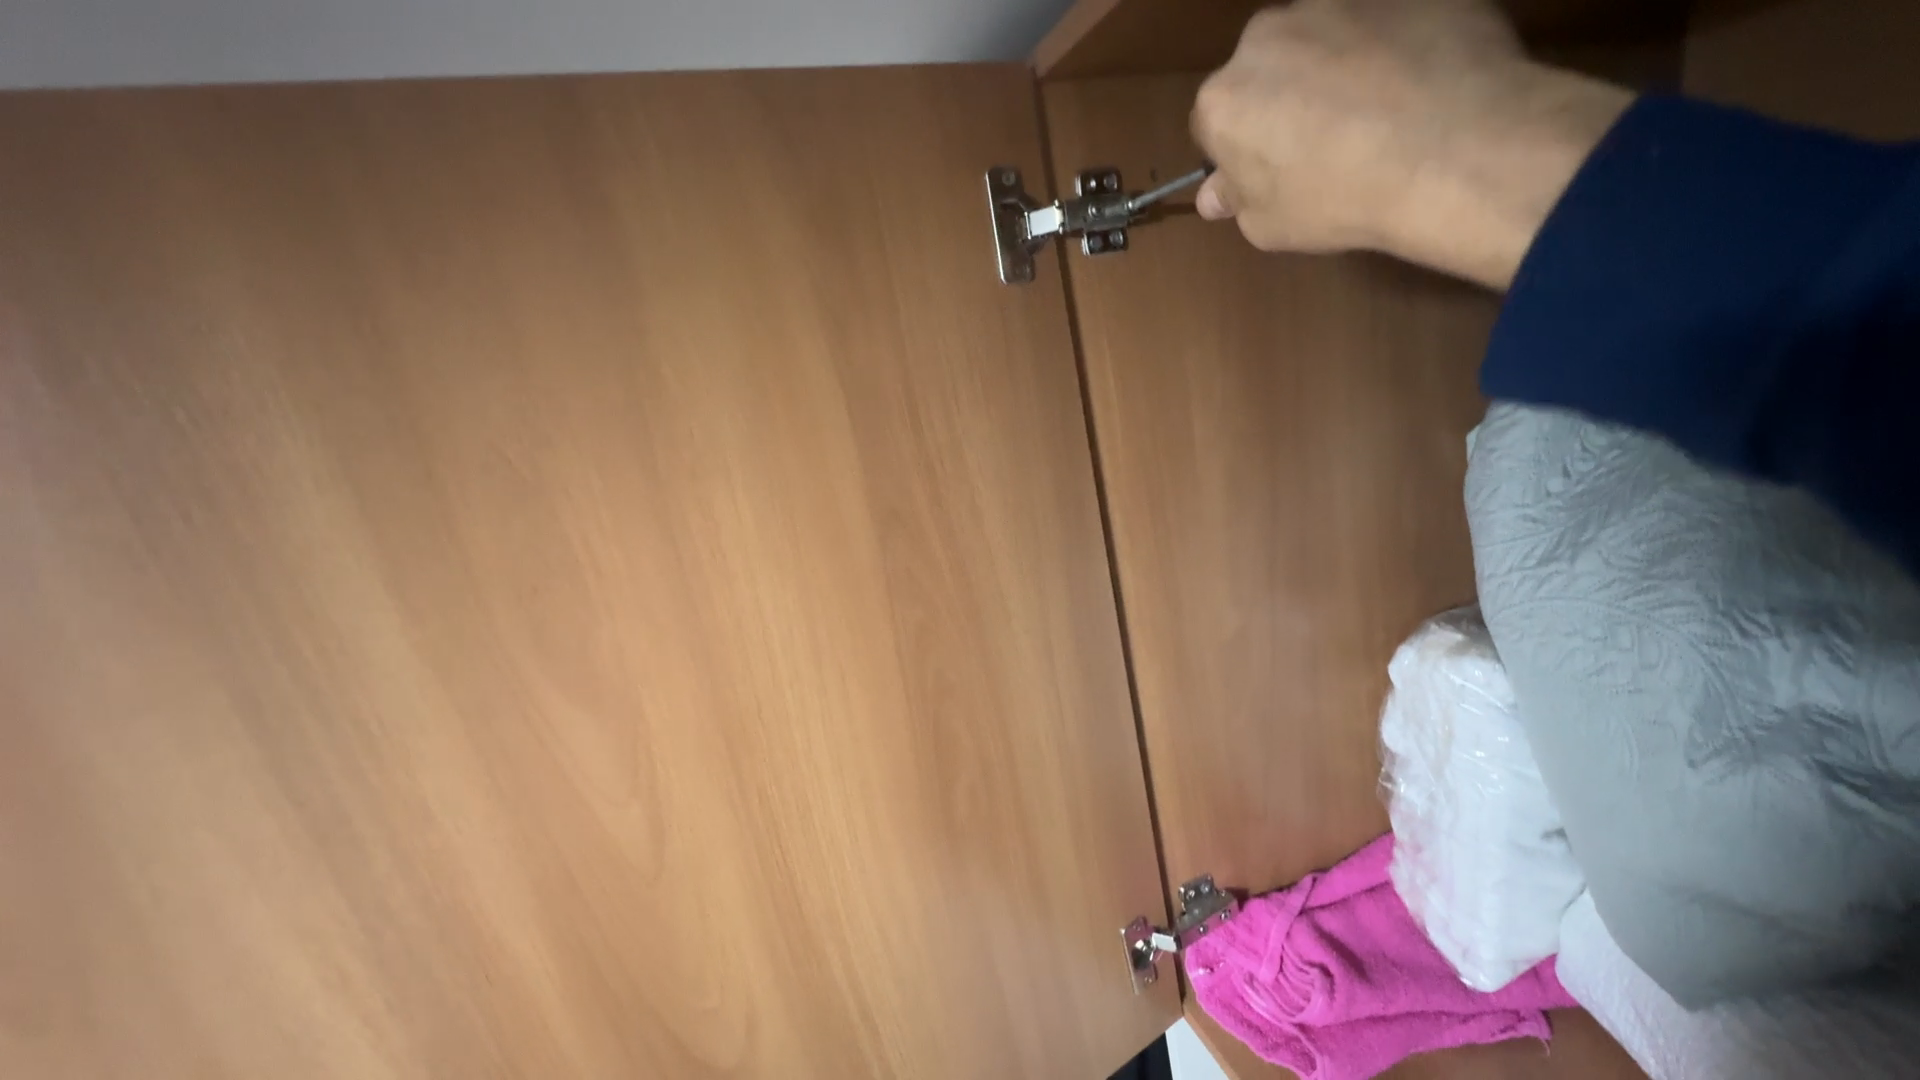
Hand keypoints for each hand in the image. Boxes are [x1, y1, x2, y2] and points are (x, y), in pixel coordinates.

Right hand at [1190, 0, 1632, 289]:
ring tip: (1380, 109)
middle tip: (1325, 139)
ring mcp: (1336, 1)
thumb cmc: (1339, 200)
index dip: (1242, 148)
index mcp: (1223, 99)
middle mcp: (1267, 36)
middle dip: (1285, 95)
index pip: (1215, 122)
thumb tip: (1216, 193)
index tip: (1271, 170)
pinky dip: (1394, 44)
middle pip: (1267, 66)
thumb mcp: (1269, 226)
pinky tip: (1420, 84)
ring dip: (1338, 64)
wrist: (1450, 150)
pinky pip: (1387, 19)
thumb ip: (1236, 200)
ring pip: (1325, 35)